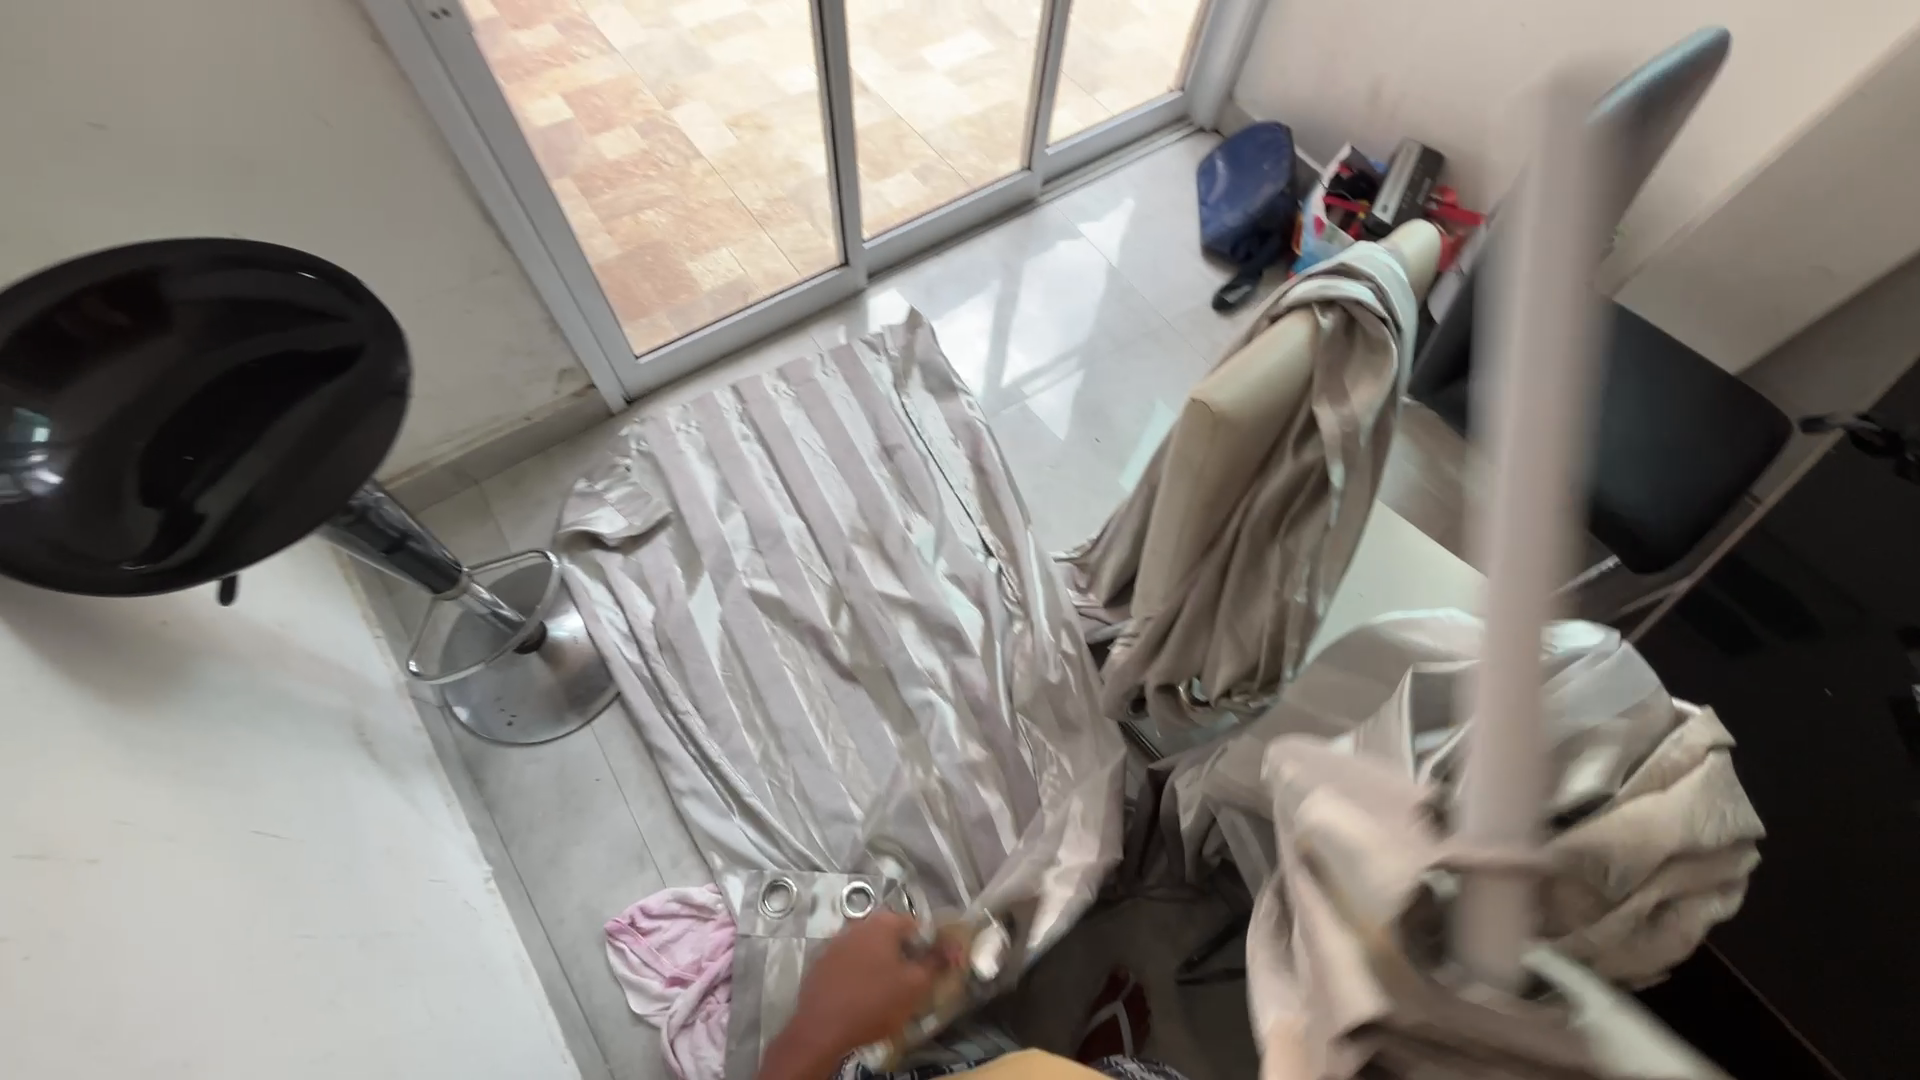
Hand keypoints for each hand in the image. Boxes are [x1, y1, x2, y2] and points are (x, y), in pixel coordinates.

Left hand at [759, 914, 953, 1079]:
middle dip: (904, 956)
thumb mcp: (915, 986)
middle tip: (910, 984)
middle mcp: (858, 924)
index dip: (929, 947)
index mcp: (883, 922)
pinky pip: (849, 963)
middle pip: (891, 936)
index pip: (917, 926)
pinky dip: (859, 974)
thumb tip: (954, 948)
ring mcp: (836, 942)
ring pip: (869, 949)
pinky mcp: (821, 963)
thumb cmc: (874, 1002)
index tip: (932, 970)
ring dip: (880, 965)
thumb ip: (936, 962)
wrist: (820, 1029)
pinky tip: (861, 996)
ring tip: (886, 993)